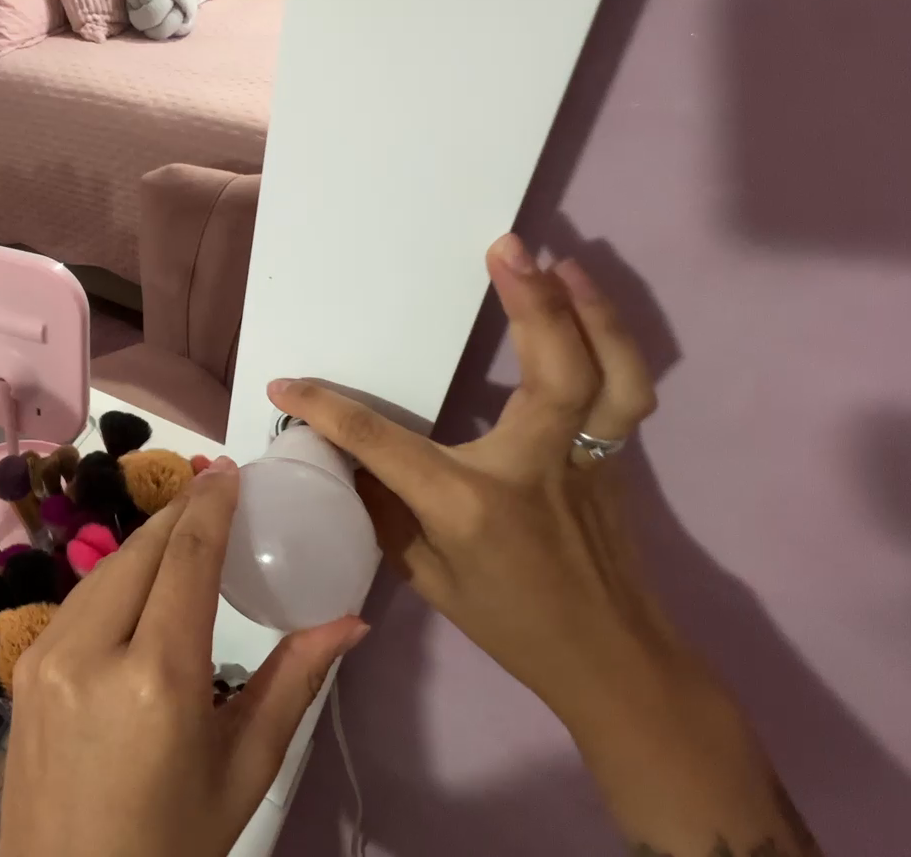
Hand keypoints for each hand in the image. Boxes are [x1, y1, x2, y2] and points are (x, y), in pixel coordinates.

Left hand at [0, 463, 368, 856]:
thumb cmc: (173, 841)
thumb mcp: (244, 769)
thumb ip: (293, 683)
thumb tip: (348, 622)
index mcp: (156, 678)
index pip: (187, 561)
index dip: (211, 507)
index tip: (231, 472)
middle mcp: (90, 650)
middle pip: (140, 552)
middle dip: (179, 512)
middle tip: (215, 486)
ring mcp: (45, 654)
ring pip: (104, 569)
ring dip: (146, 539)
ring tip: (185, 520)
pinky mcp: (24, 666)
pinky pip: (78, 600)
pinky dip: (115, 575)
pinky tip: (141, 575)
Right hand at [271, 234, 819, 855]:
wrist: (616, 664)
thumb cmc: (511, 625)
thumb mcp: (427, 576)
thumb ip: (386, 508)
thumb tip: (351, 456)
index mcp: (472, 504)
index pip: (381, 441)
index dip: (325, 409)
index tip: (287, 385)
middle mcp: (538, 470)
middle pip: (554, 371)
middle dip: (532, 301)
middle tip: (508, 247)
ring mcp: (588, 461)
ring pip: (613, 372)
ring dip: (592, 310)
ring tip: (566, 263)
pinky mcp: (614, 460)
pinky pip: (623, 390)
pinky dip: (612, 342)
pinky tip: (589, 313)